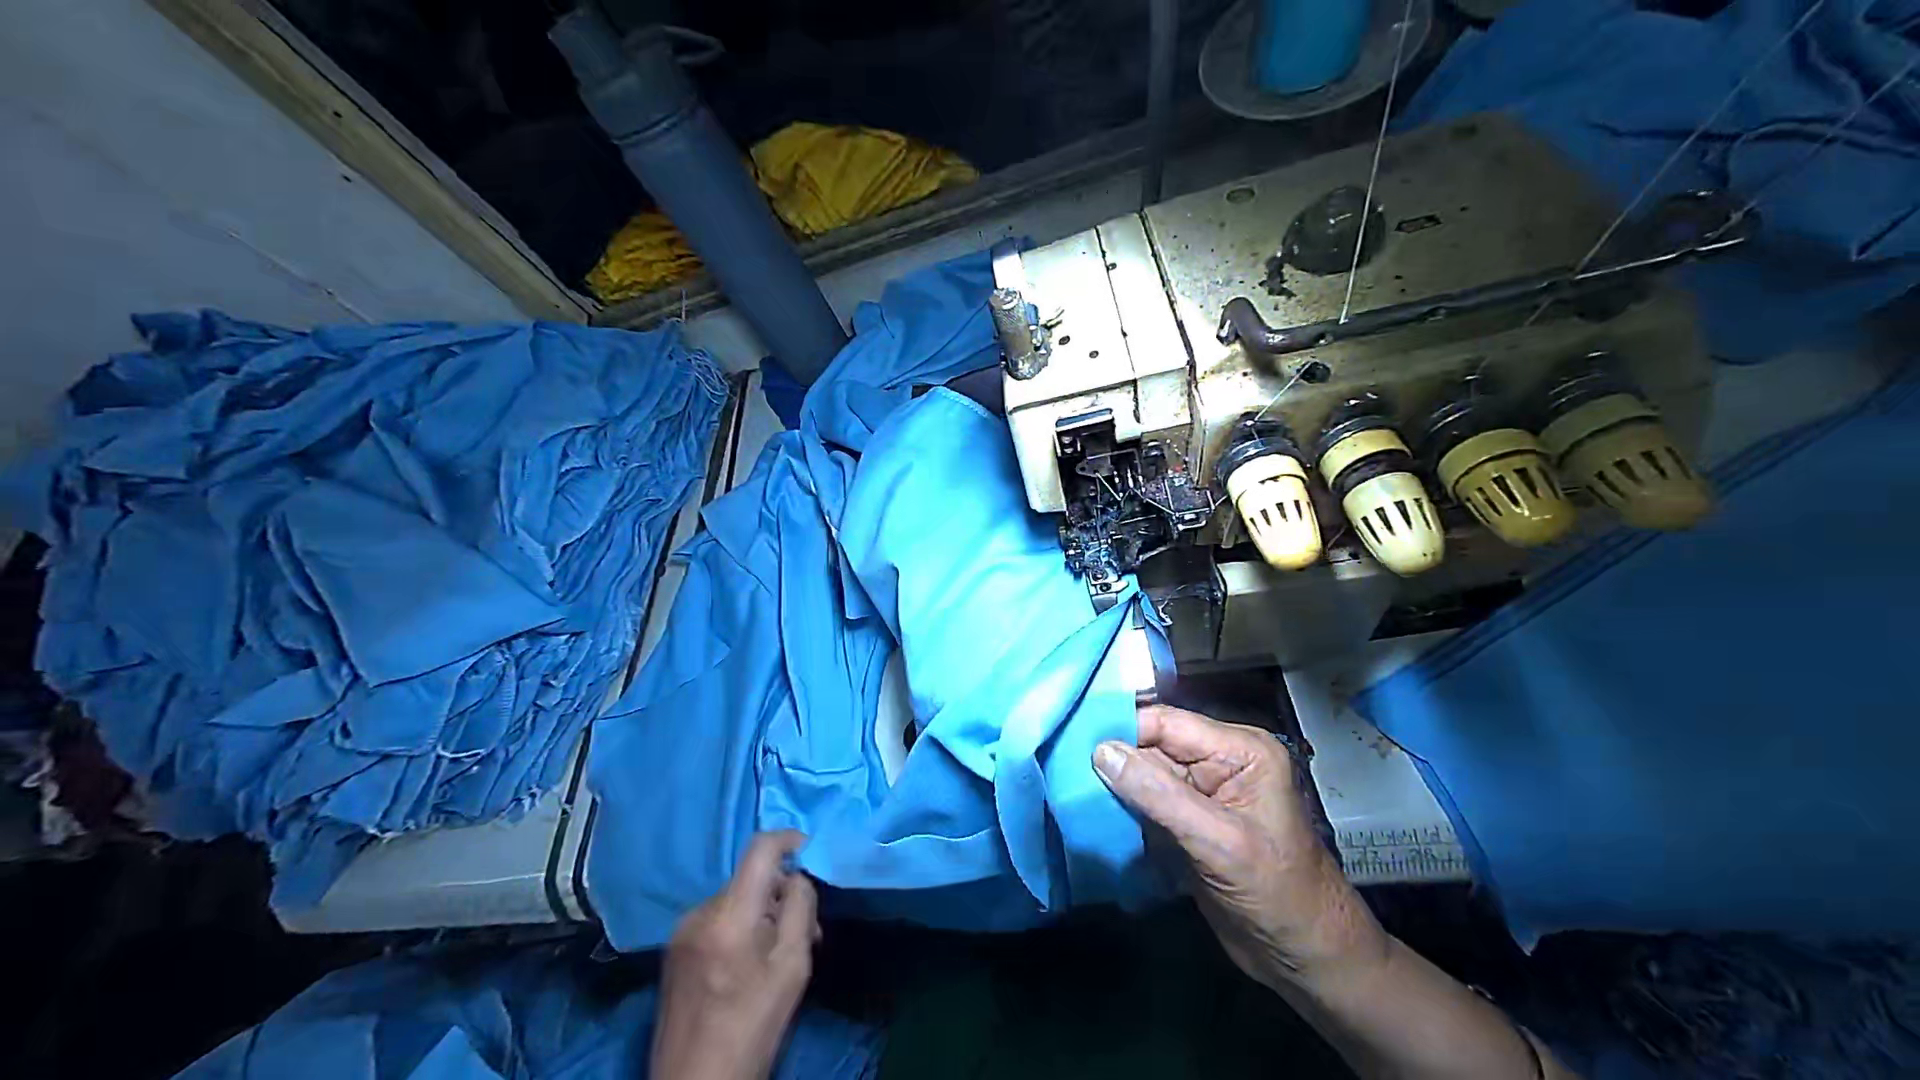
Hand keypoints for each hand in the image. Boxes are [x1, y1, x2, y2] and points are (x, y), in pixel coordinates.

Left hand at [651, 831, 818, 1079]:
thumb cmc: (752, 1027)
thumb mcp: (793, 967)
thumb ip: (801, 909)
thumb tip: (799, 875)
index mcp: (729, 914)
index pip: (760, 849)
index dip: (789, 839)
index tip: (810, 849)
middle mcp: (700, 912)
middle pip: (750, 877)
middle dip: (782, 892)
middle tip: (808, 928)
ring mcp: (681, 930)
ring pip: (736, 899)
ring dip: (763, 912)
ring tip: (781, 952)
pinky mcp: (674, 949)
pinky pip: (717, 919)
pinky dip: (741, 926)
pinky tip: (751, 962)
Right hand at [1093, 706, 1388, 989]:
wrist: (1306, 959)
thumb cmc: (1277, 895)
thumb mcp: (1219, 842)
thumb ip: (1158, 794)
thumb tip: (1100, 751)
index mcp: (1239, 750)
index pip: (1166, 723)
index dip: (1121, 729)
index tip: (1072, 741)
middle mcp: (1218, 761)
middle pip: (1150, 745)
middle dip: (1110, 757)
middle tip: (1061, 765)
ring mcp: (1201, 792)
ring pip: (1142, 773)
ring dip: (1110, 784)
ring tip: (1067, 786)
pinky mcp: (1187, 820)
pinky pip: (1145, 801)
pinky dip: (1121, 807)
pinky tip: (1091, 810)